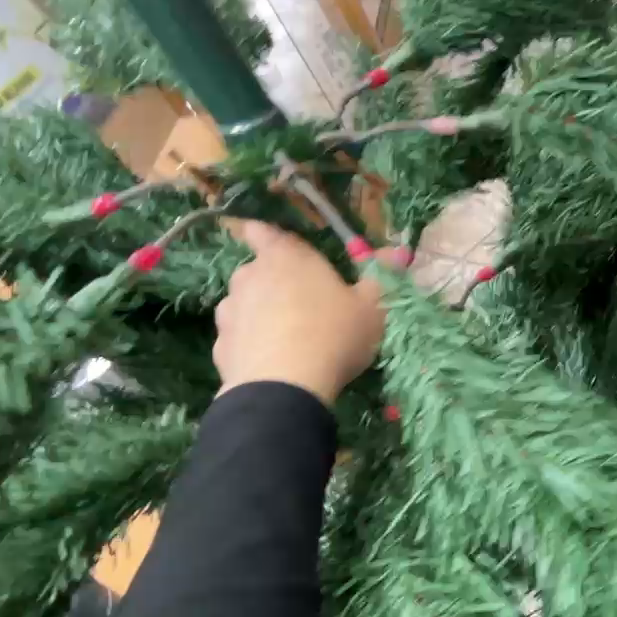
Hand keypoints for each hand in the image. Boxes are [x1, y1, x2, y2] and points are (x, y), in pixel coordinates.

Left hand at [213, 220, 385, 406]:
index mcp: (285, 257)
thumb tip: (395, 254)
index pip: (264, 232)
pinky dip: (254, 345)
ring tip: (291, 340)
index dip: (272, 239)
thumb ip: (376, 281)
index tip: (288, 255)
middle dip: (275, 283)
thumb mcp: (371, 309)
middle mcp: (249, 276)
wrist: (287, 384)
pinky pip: (241, 338)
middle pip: (258, 271)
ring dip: (262, 314)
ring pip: (246, 304)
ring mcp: (230, 310)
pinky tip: (276, 363)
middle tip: (305, 306)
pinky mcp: (221, 344)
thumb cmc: (334, 334)